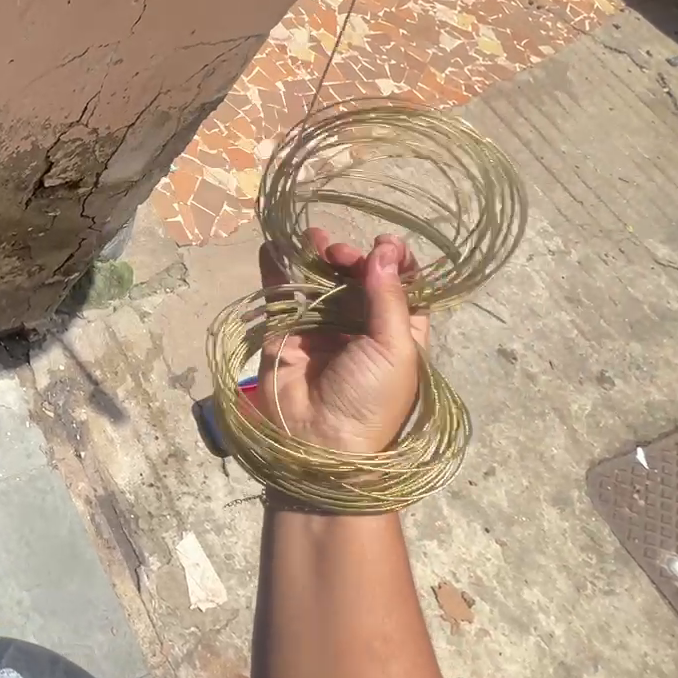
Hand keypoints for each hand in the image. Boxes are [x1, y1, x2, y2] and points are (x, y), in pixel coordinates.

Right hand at [255, 229, 427, 453]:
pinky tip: (275, 245)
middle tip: (340, 254)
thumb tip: (386, 248)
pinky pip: (280, 292)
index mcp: (399, 333)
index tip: (385, 245)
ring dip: (317, 257)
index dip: (395, 263)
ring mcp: (319, 326)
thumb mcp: (396, 349)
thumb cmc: (371, 398)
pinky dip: (276, 267)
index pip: (401, 287)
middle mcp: (359, 325)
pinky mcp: (283, 328)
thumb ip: (389, 298)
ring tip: (313, 239)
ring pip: (320, 281)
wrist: (319, 437)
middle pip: (358, 278)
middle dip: (351, 258)